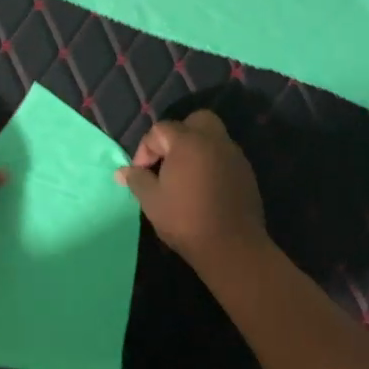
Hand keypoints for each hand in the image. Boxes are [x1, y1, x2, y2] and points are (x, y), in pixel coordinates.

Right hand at [116, 110, 267, 266]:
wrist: (232, 247)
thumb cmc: (186, 220)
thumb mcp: (151, 200)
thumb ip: (137, 179)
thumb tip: (122, 171)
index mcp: (188, 142)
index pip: (160, 129)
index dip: (145, 149)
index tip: (141, 173)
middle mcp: (214, 141)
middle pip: (195, 120)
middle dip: (178, 134)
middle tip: (167, 160)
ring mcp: (234, 156)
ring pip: (213, 138)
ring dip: (196, 149)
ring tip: (183, 176)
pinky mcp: (246, 173)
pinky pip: (224, 157)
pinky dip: (211, 163)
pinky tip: (203, 188)